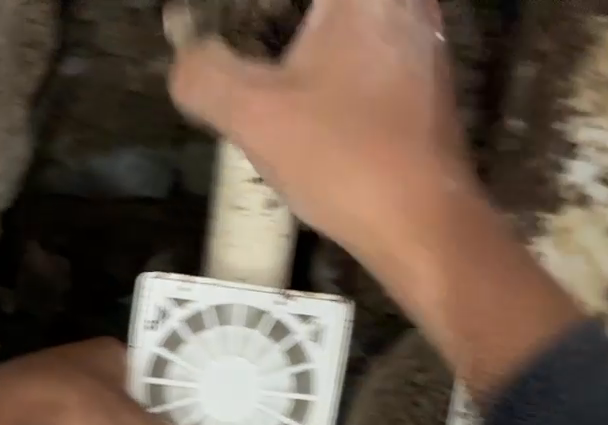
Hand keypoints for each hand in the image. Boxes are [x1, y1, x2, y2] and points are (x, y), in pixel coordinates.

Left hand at [0, 339, 225, 424]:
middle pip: (127, 389)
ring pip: (98, 410)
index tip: (203, 409)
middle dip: (150, 412)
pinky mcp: (32, 418)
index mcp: (108, 352)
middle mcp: (81, 364)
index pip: (155, 365)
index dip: (177, 387)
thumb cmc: (69, 414)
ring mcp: (52, 389)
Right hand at [168, 0, 581, 401]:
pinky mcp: (425, 81)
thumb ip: (205, 78)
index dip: (260, 13)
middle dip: (278, 24)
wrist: (419, 220)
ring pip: (353, 23)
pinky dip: (336, 63)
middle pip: (327, 9)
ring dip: (311, 41)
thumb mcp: (254, 117)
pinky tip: (313, 103)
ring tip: (271, 67)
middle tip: (248, 39)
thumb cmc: (342, 157)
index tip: (236, 27)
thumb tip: (182, 60)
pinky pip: (370, 49)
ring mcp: (422, 38)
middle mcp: (403, 0)